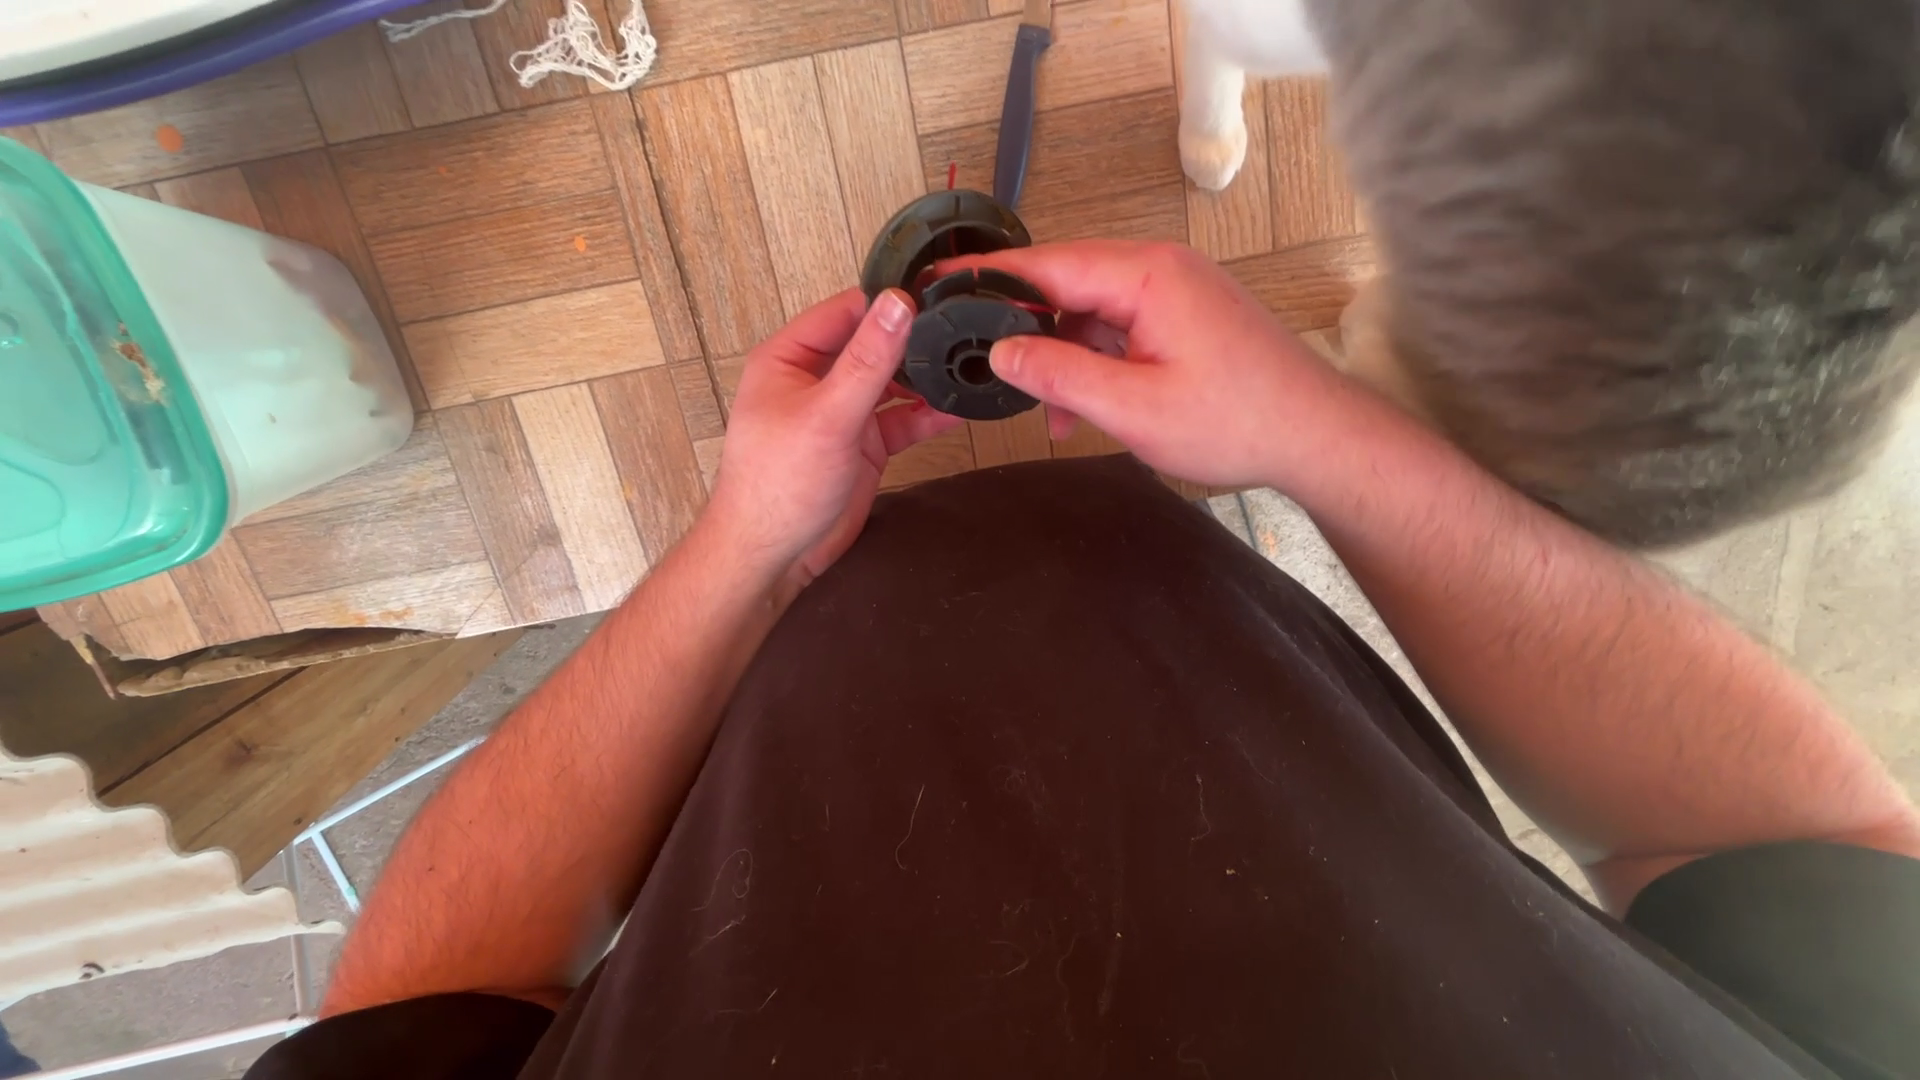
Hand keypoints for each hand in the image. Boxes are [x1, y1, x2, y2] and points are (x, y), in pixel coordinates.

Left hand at [705, 288, 962, 592]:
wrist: (776, 555)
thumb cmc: (780, 484)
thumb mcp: (828, 414)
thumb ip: (868, 360)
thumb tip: (898, 304)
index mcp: (791, 357)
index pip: (846, 311)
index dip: (888, 303)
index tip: (936, 297)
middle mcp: (817, 379)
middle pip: (873, 346)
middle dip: (914, 342)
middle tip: (964, 331)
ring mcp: (843, 413)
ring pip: (892, 384)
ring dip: (926, 380)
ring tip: (969, 366)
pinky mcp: (865, 445)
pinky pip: (902, 421)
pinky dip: (928, 416)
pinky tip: (960, 409)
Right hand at [959, 240, 1355, 490]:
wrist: (1315, 436)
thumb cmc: (1235, 421)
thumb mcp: (1133, 407)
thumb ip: (1061, 375)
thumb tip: (1001, 352)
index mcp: (1147, 276)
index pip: (1048, 264)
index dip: (989, 277)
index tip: (940, 286)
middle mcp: (1159, 269)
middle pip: (1066, 282)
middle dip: (1023, 324)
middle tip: (976, 355)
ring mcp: (1173, 292)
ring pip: (1090, 311)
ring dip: (1061, 355)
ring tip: (1043, 407)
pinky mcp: (1181, 317)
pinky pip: (1117, 328)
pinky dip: (1092, 363)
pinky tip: (1079, 406)